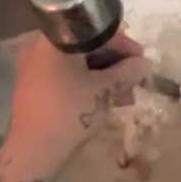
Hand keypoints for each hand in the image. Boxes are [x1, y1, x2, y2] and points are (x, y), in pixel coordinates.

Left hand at [2, 32, 151, 177]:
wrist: (34, 150)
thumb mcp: (104, 90)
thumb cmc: (71, 112)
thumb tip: (146, 62)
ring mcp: (35, 68)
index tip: (142, 61)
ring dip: (104, 77)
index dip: (123, 45)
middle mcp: (40, 47)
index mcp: (55, 39)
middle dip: (115, 64)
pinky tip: (106, 101)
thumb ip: (127, 72)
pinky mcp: (34, 88)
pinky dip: (87, 85)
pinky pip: (66, 78)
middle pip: (86, 48)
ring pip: (78, 65)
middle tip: (135, 80)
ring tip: (126, 97)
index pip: (96, 31)